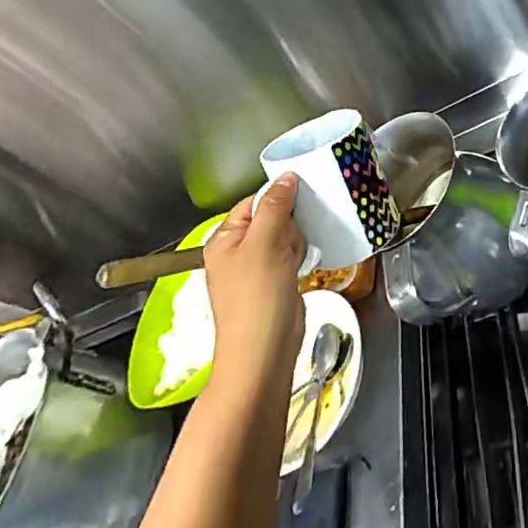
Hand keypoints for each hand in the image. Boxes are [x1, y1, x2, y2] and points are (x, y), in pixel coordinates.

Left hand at [202, 173, 305, 384]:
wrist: (263, 350)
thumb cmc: (258, 296)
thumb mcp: (265, 243)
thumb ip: (276, 207)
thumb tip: (287, 177)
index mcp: (224, 238)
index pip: (254, 202)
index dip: (278, 199)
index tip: (300, 203)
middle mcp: (238, 250)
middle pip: (272, 217)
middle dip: (290, 225)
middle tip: (293, 241)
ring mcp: (257, 267)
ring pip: (285, 236)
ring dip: (297, 242)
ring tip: (296, 258)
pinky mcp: (275, 281)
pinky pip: (291, 256)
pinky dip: (300, 257)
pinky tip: (302, 267)